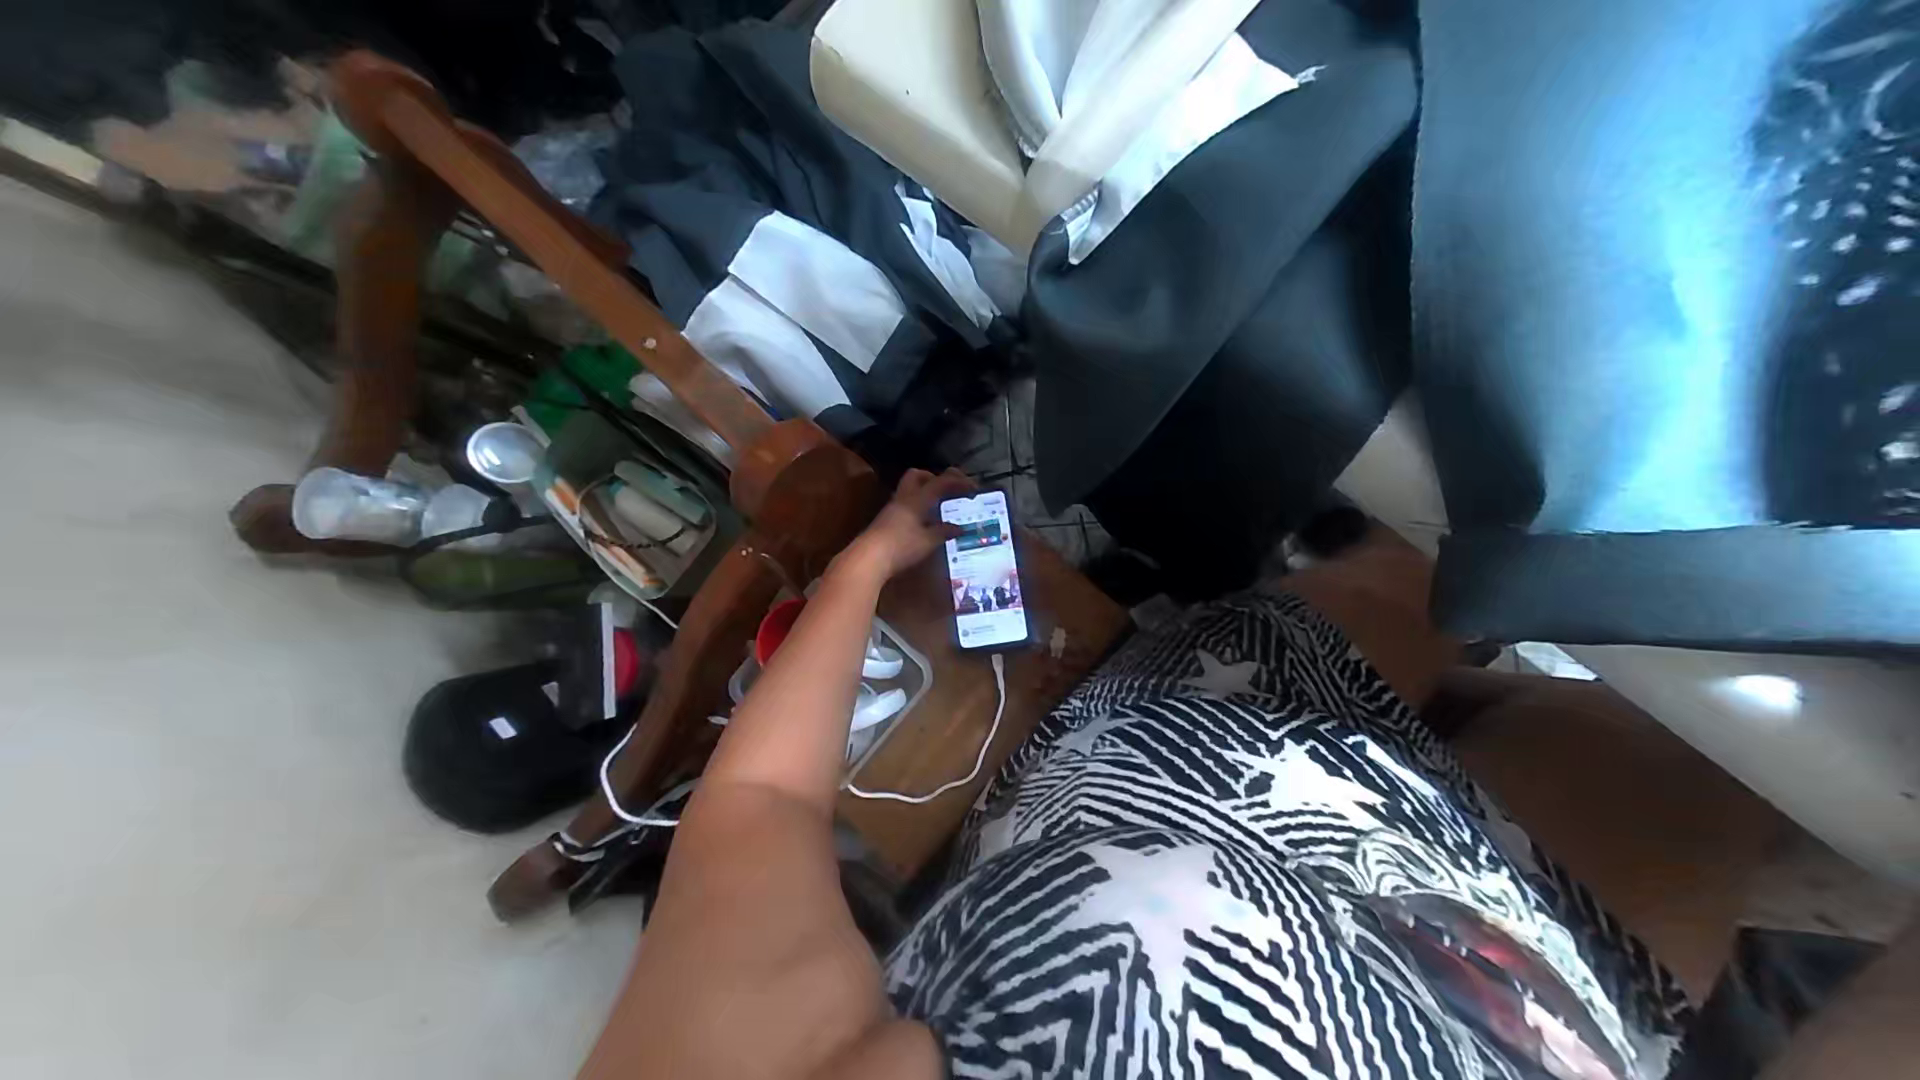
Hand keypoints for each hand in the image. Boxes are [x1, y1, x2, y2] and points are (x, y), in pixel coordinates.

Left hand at [839, 468, 973, 581]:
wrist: (868, 558)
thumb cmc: (901, 546)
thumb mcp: (928, 541)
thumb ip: (944, 532)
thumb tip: (959, 528)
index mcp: (917, 499)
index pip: (940, 482)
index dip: (958, 481)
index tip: (973, 488)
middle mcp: (903, 498)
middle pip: (918, 476)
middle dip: (935, 478)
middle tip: (949, 490)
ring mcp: (892, 508)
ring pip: (910, 489)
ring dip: (925, 492)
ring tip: (939, 506)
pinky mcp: (886, 520)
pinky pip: (905, 504)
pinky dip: (918, 505)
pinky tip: (924, 520)